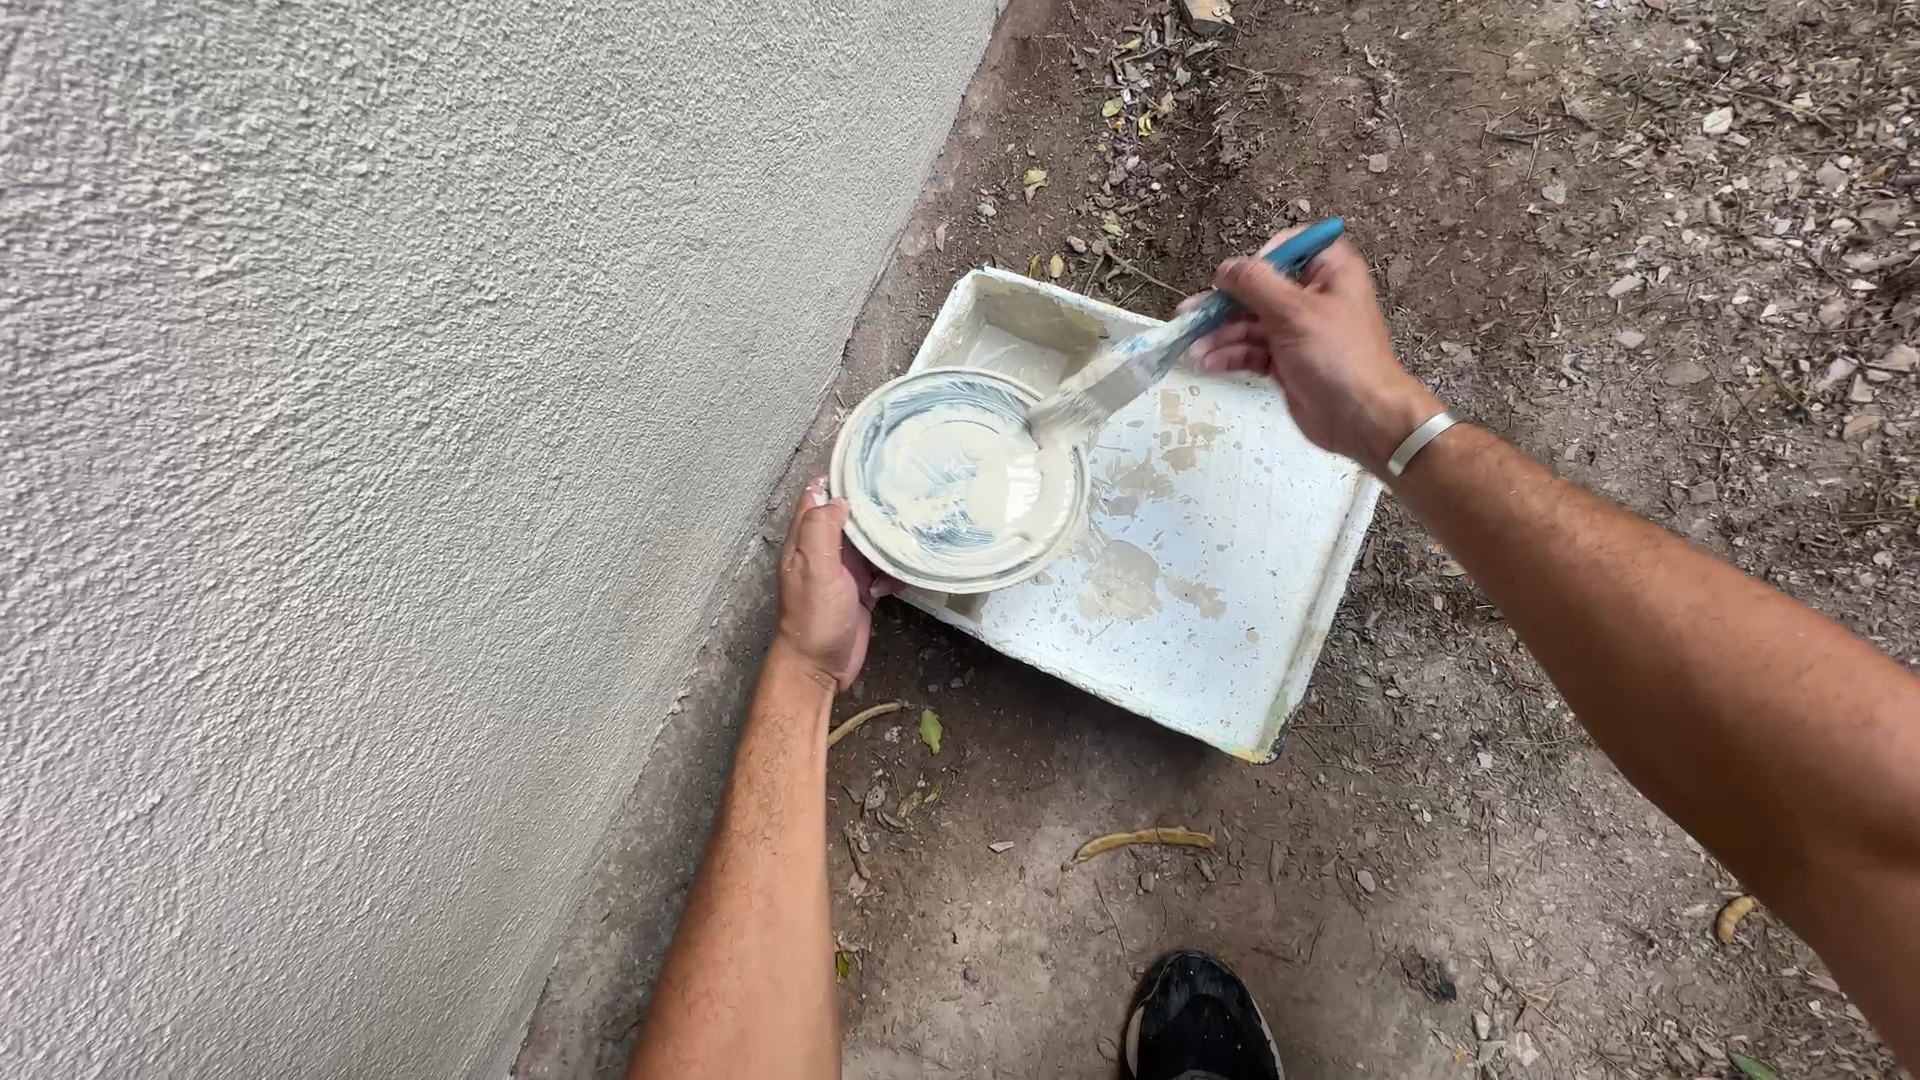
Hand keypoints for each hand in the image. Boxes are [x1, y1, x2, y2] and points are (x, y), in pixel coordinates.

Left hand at [772, 477, 895, 690]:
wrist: (820, 668)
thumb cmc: (814, 619)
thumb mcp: (815, 568)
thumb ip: (822, 529)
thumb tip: (840, 499)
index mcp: (805, 541)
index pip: (817, 498)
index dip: (838, 480)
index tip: (868, 468)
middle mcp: (823, 552)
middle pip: (851, 518)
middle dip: (873, 510)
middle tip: (902, 500)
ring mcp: (843, 572)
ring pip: (870, 544)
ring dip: (888, 545)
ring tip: (906, 544)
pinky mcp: (860, 591)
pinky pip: (881, 571)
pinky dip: (892, 573)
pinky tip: (896, 583)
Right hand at [1183, 228, 1443, 474]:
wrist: (1360, 417)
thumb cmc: (1336, 356)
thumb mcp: (1294, 312)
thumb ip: (1256, 284)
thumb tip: (1226, 267)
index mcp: (1329, 273)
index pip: (1291, 248)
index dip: (1261, 259)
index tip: (1236, 278)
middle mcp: (1312, 298)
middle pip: (1259, 290)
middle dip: (1223, 304)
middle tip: (1188, 314)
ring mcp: (1297, 332)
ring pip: (1249, 324)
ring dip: (1220, 335)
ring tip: (1194, 349)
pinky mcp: (1285, 362)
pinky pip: (1251, 351)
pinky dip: (1230, 355)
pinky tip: (1209, 364)